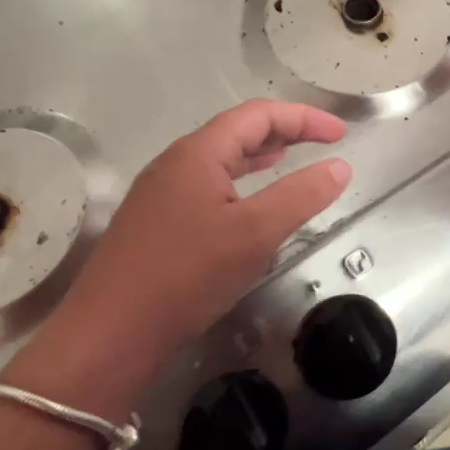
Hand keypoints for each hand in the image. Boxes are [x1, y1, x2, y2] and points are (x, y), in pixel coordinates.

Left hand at [1, 100, 350, 414]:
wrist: (109, 335)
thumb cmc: (185, 275)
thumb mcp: (254, 234)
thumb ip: (300, 195)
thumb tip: (339, 166)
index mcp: (198, 154)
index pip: (258, 115)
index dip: (303, 117)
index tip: (341, 132)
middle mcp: (175, 163)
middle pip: (236, 131)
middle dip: (283, 130)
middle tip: (323, 141)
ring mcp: (159, 193)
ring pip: (219, 159)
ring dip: (259, 154)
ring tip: (290, 159)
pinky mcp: (154, 223)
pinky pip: (206, 185)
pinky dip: (238, 182)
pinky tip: (247, 205)